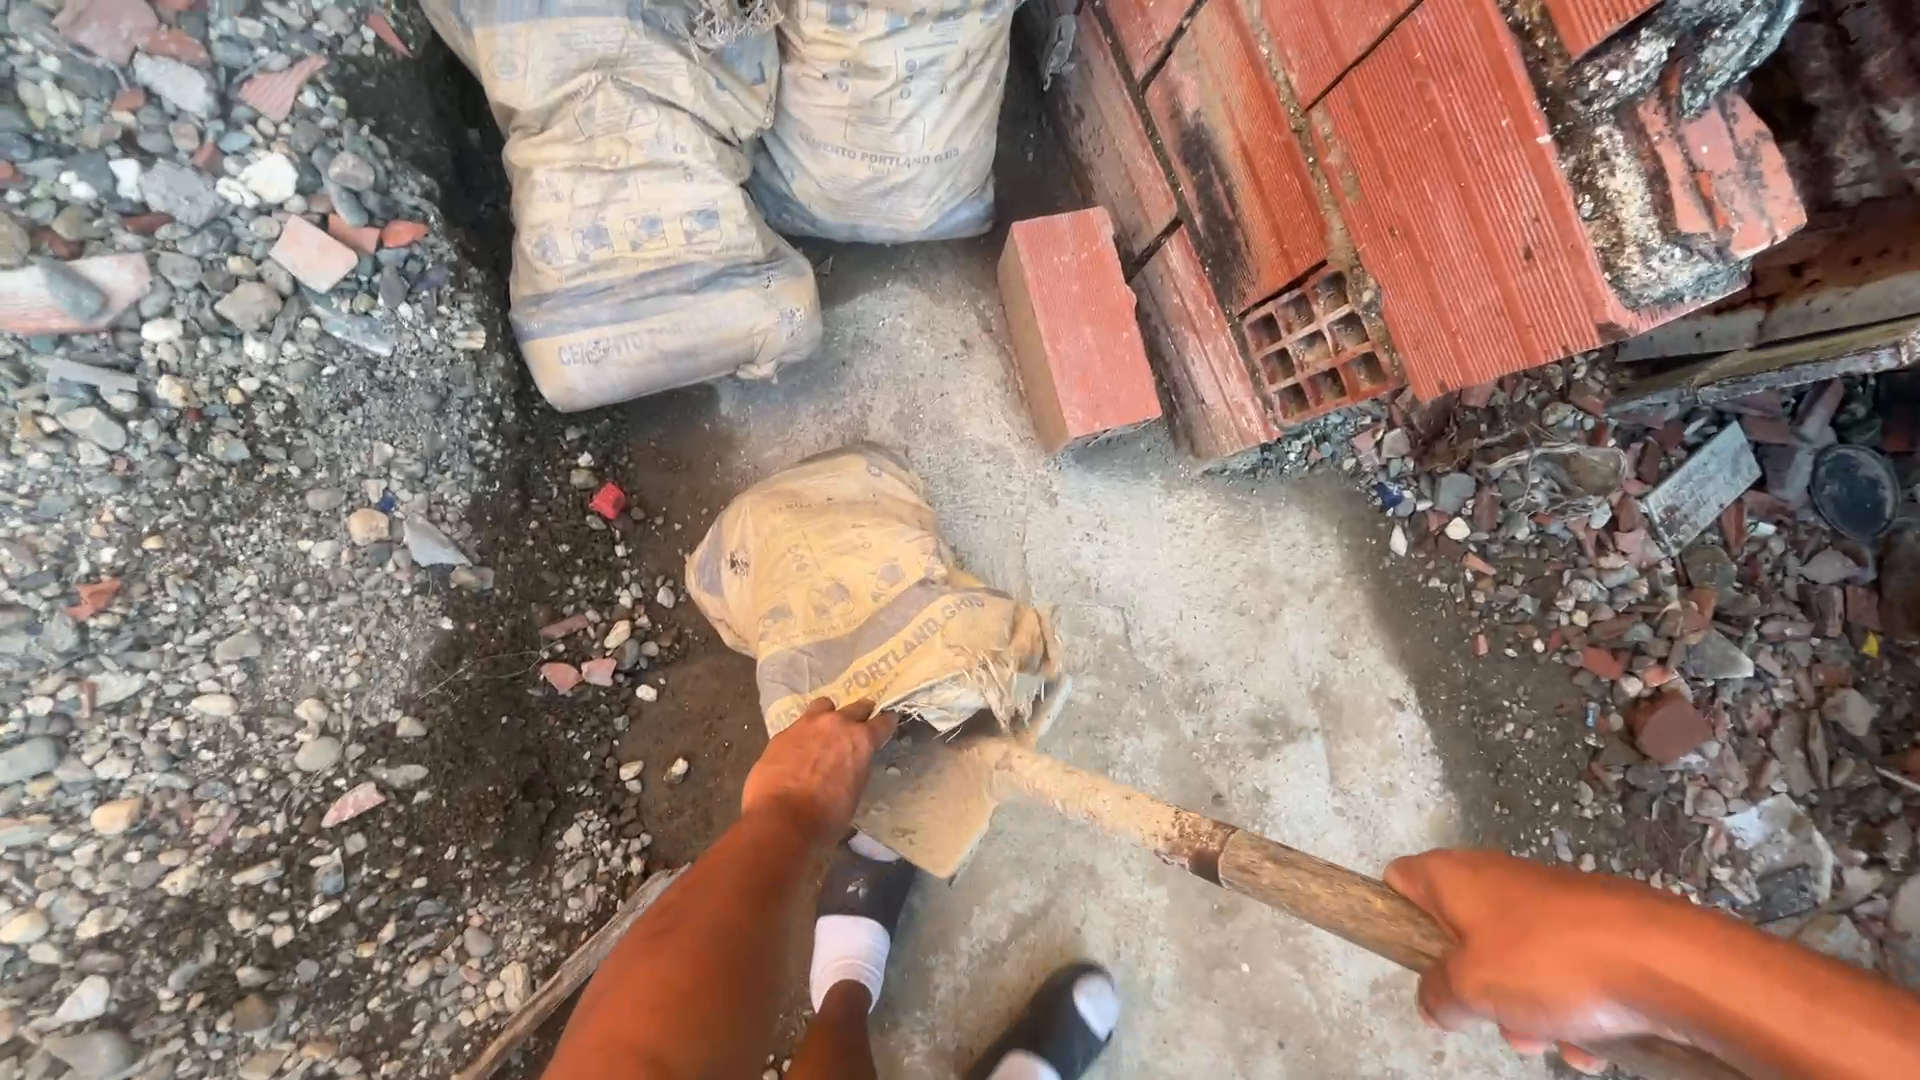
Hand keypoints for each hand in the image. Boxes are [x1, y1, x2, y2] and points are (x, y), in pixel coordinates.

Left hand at [741, 697, 896, 845]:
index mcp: (861, 740)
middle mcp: (836, 724)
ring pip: (824, 706)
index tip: (888, 722)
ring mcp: (807, 725)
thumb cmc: (825, 816)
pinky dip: (803, 734)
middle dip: (861, 714)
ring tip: (824, 730)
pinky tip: (798, 750)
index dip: (887, 723)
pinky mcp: (782, 733)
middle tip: (859, 723)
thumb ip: (856, 769)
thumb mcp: (853, 794)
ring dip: (829, 715)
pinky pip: (799, 725)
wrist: (779, 818)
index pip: (883, 722)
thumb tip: (851, 766)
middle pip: (856, 707)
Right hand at [1384, 850, 1695, 1073]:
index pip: (1398, 881)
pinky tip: (1593, 1042)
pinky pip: (1563, 964)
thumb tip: (1432, 1003)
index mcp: (1449, 874)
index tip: (1419, 961)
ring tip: (1552, 1041)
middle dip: (1472, 982)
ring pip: (1514, 954)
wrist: (1668, 958)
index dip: (1398, 919)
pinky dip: (1570, 1002)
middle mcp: (1490, 875)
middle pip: (1459, 931)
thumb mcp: (1470, 988)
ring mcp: (1544, 897)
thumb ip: (1436, 995)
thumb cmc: (1547, 961)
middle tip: (1492, 1018)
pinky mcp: (1594, 922)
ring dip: (1524, 1002)